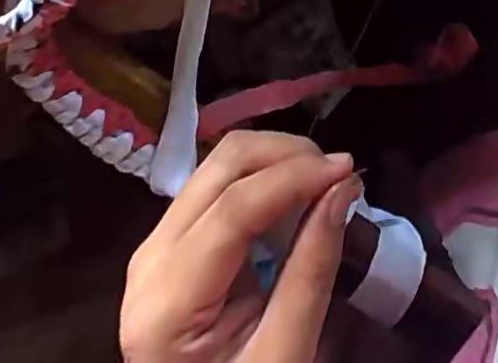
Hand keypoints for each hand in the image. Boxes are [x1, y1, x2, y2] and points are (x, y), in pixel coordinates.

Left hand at [121, 132, 361, 362]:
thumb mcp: (283, 358)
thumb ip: (311, 272)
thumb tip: (343, 189)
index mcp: (166, 302)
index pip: (233, 208)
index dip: (294, 176)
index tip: (348, 168)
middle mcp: (149, 258)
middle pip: (222, 166)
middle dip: (287, 155)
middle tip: (338, 172)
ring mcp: (156, 243)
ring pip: (220, 163)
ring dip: (277, 158)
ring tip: (322, 180)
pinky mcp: (173, 239)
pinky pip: (220, 182)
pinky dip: (265, 174)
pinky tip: (296, 193)